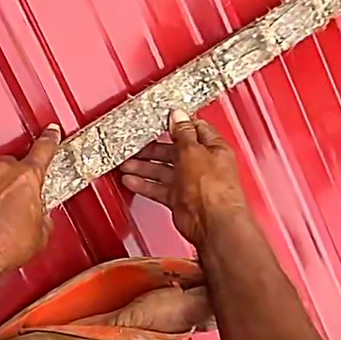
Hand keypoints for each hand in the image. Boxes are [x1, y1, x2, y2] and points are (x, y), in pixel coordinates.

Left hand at [0, 126, 61, 277]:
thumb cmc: (1, 247)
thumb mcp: (39, 236)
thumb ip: (43, 216)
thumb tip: (40, 217)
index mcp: (27, 178)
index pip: (43, 150)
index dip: (49, 140)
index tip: (51, 132)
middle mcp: (1, 171)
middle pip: (13, 166)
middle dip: (16, 181)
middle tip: (16, 203)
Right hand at [116, 111, 248, 245]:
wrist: (213, 224)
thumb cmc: (214, 190)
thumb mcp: (193, 152)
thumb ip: (183, 133)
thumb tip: (178, 116)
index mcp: (212, 149)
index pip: (194, 130)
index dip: (177, 124)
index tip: (160, 121)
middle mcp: (202, 166)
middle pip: (174, 151)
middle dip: (153, 149)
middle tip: (135, 145)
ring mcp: (190, 184)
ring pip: (163, 171)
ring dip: (144, 167)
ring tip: (126, 163)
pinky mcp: (180, 200)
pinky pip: (159, 189)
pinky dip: (144, 185)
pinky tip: (131, 181)